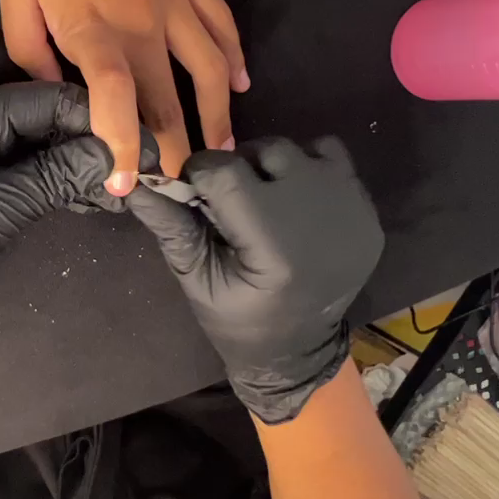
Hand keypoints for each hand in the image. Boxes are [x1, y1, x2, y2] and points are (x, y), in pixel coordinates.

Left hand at [0, 82, 127, 381]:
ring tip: (125, 193)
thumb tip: (115, 153)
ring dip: (78, 170)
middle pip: (45, 123)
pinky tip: (91, 203)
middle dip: (93, 145)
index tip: (148, 144)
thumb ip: (56, 174)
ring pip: (37, 153)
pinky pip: (22, 178)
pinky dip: (55, 188)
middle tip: (144, 172)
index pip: (47, 100)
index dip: (99, 120)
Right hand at [126, 137, 384, 423]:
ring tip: (263, 201)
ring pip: (296, 148)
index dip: (198, 175)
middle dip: (235, 170)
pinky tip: (295, 201)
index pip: (222, 170)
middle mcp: (319, 218)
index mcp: (273, 244)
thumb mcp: (196, 278)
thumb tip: (131, 180)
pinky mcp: (367, 211)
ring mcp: (351, 211)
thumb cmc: (238, 320)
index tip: (193, 195)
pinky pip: (330, 157)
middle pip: (262, 151)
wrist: (298, 350)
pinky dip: (307, 168)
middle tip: (229, 206)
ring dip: (271, 166)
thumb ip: (170, 225)